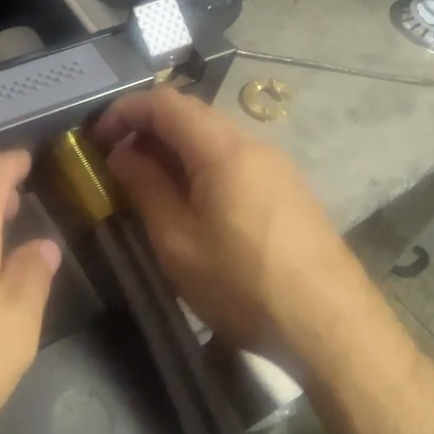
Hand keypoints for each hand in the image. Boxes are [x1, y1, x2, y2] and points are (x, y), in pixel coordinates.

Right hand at [92, 86, 433, 433]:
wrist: (335, 331)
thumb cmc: (245, 286)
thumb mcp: (179, 243)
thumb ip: (145, 188)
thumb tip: (122, 154)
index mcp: (223, 150)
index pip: (165, 102)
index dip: (124, 111)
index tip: (97, 137)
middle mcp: (253, 145)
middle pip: (191, 113)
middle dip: (147, 127)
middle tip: (116, 159)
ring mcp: (277, 166)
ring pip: (214, 136)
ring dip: (175, 146)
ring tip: (148, 181)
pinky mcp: (289, 190)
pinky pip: (235, 158)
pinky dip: (201, 163)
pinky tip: (191, 200)